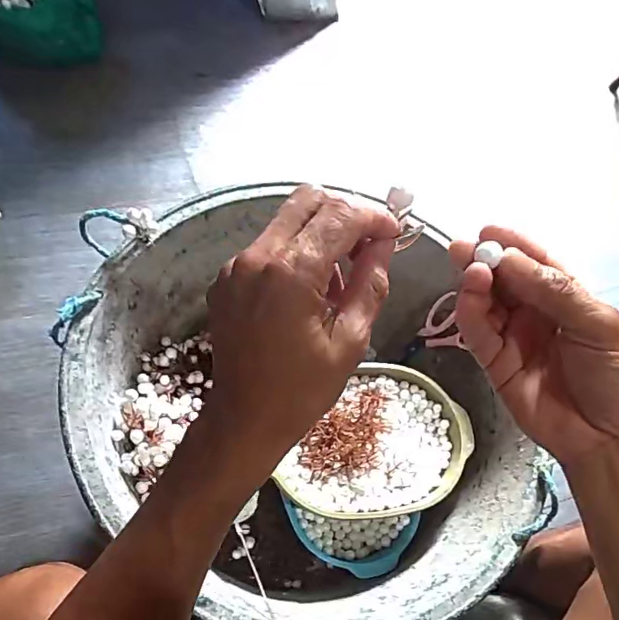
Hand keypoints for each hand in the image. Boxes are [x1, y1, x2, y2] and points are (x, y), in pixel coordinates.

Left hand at [199, 185, 398, 473]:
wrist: (244, 419)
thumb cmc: (301, 390)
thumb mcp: (350, 341)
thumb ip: (371, 284)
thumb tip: (383, 245)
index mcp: (291, 272)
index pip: (340, 215)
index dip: (373, 217)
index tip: (392, 234)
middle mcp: (257, 257)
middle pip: (308, 200)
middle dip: (345, 215)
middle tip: (365, 249)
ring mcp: (236, 267)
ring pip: (286, 221)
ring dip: (319, 234)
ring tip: (337, 281)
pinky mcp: (225, 281)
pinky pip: (266, 247)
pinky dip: (293, 254)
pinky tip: (306, 293)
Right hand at [452, 227, 618, 466]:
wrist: (610, 436)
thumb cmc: (617, 377)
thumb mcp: (597, 323)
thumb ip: (554, 291)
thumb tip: (508, 261)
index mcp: (567, 300)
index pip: (536, 265)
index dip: (513, 246)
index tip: (487, 230)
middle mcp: (537, 316)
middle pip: (504, 283)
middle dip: (483, 262)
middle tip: (461, 247)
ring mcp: (515, 341)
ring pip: (487, 307)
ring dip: (475, 286)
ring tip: (469, 270)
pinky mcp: (497, 367)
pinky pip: (479, 337)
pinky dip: (470, 315)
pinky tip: (469, 297)